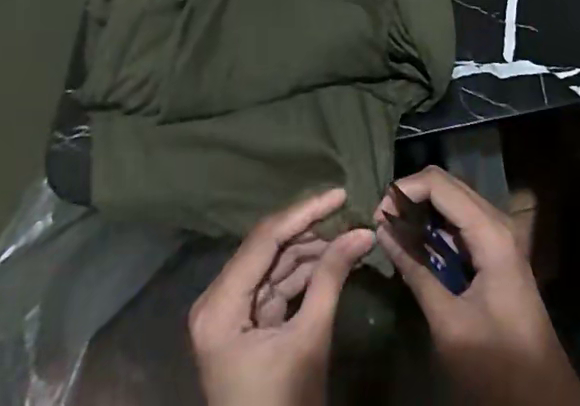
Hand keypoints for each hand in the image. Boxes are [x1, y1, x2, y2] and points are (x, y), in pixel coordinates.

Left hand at [189, 188, 373, 405]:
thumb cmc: (283, 404)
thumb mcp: (309, 337)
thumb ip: (332, 278)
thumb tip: (363, 231)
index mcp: (219, 305)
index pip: (264, 240)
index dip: (304, 212)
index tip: (340, 194)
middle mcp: (216, 301)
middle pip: (267, 248)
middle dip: (310, 231)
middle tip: (350, 214)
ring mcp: (230, 313)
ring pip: (274, 265)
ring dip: (311, 251)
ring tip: (351, 237)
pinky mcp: (245, 325)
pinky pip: (276, 286)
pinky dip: (305, 274)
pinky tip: (335, 260)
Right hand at [376, 168, 579, 405]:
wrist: (542, 394)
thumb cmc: (495, 360)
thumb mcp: (448, 322)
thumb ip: (416, 271)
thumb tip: (383, 232)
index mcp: (490, 232)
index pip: (440, 184)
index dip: (404, 190)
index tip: (376, 217)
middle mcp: (497, 222)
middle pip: (447, 185)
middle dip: (410, 196)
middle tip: (380, 223)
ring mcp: (499, 236)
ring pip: (454, 202)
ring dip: (421, 210)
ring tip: (392, 232)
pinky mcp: (496, 252)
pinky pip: (461, 224)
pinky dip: (435, 228)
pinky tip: (415, 246)